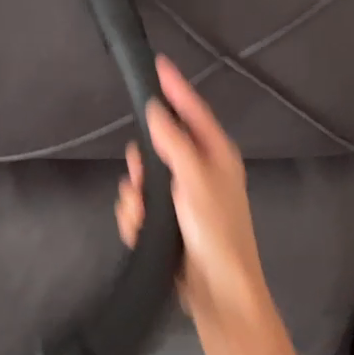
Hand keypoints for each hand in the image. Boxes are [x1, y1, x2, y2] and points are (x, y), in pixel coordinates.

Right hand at [115, 56, 270, 326]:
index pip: (193, 110)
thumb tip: (156, 109)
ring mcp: (183, 199)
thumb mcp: (195, 178)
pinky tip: (140, 229)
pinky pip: (140, 206)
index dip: (175, 86)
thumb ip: (173, 141)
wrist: (217, 291)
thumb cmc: (215, 229)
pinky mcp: (168, 223)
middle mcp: (200, 171)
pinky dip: (136, 217)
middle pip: (159, 146)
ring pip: (144, 179)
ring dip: (137, 196)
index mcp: (216, 155)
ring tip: (142, 213)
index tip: (156, 63)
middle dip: (143, 163)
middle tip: (140, 175)